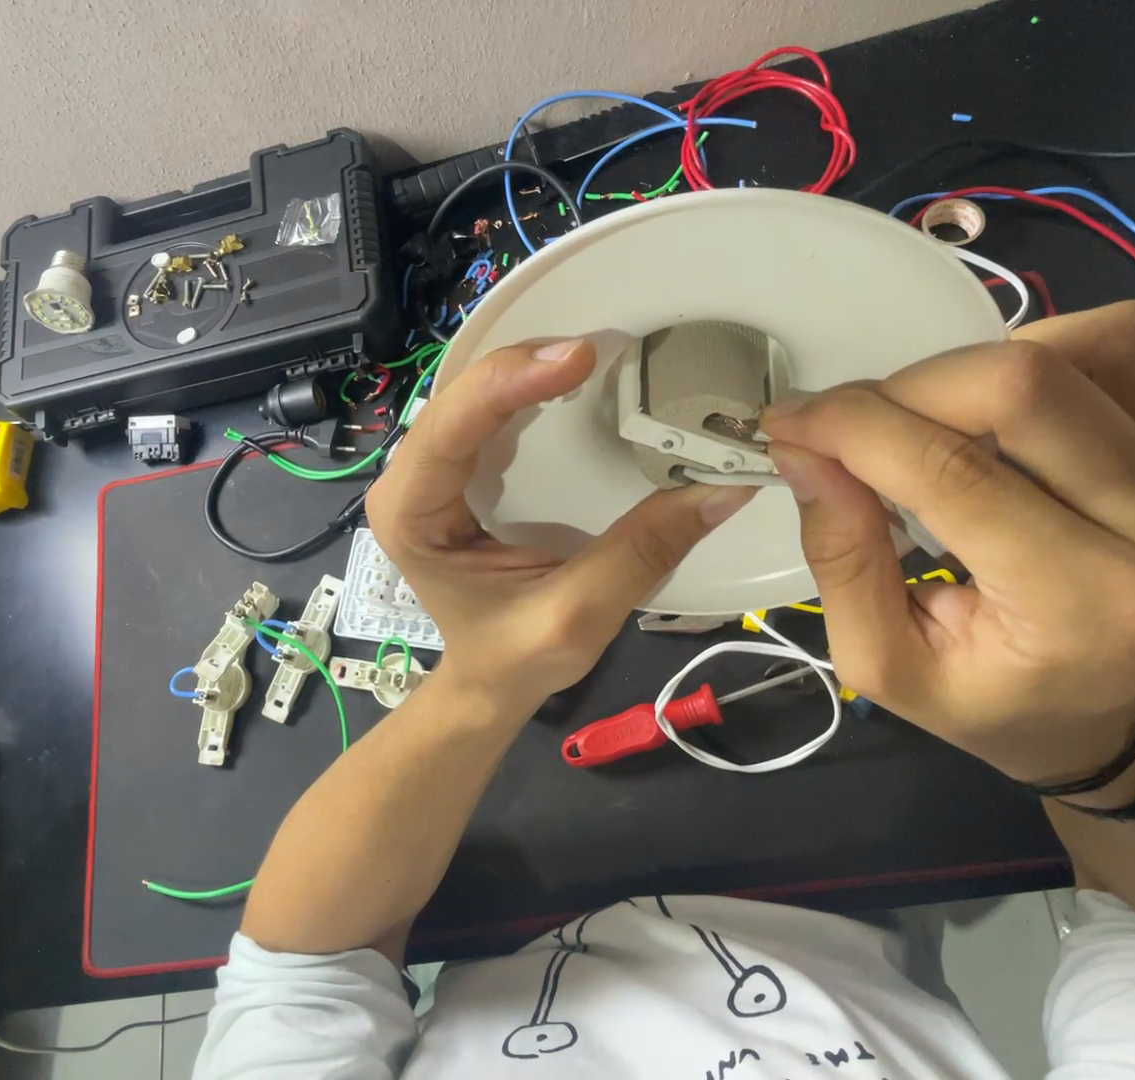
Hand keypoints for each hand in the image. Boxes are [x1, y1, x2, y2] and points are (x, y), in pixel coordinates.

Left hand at [367, 338, 755, 707]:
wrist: (492, 679)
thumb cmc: (516, 659)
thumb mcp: (577, 617)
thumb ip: (640, 553)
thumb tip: (722, 487)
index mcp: (412, 517)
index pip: (449, 430)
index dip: (507, 385)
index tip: (576, 358)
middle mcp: (412, 484)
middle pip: (459, 400)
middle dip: (523, 367)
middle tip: (595, 348)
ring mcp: (436, 473)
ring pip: (474, 398)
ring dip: (528, 370)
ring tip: (591, 356)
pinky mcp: (465, 473)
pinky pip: (492, 415)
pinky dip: (532, 391)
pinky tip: (573, 380)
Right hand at [760, 302, 1134, 782]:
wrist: (1092, 714)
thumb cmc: (983, 698)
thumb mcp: (880, 660)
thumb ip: (841, 557)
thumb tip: (804, 449)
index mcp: (1081, 601)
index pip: (952, 470)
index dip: (853, 427)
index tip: (787, 421)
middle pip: (1023, 386)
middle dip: (906, 389)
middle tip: (855, 428)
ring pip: (1082, 346)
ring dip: (973, 368)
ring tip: (928, 424)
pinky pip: (1125, 343)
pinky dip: (1041, 350)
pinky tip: (994, 407)